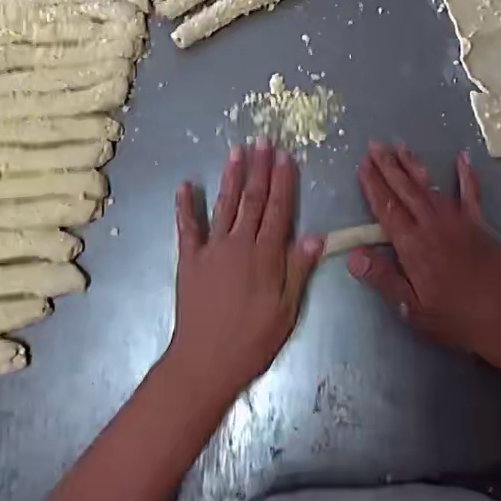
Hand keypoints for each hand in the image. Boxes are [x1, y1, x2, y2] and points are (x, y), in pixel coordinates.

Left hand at [166, 141, 321, 398]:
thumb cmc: (253, 340)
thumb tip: (315, 235)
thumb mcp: (286, 311)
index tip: (286, 156)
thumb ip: (298, 270)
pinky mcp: (189, 257)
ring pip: (225, 204)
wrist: (206, 360)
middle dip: (259, 168)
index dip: (283, 182)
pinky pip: (187, 226)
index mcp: (265, 256)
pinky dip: (185, 205)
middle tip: (263, 140)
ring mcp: (212, 248)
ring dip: (231, 176)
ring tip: (236, 150)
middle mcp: (239, 243)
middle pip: (253, 199)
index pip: (278, 210)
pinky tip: (185, 185)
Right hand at [350, 142, 500, 354]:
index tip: (363, 165)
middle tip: (374, 145)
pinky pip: (470, 193)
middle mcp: (430, 224)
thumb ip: (383, 278)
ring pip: (429, 186)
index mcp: (412, 244)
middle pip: (404, 189)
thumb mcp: (411, 307)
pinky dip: (466, 175)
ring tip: (399, 145)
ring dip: (413, 164)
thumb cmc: (453, 315)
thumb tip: (354, 255)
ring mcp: (456, 220)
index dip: (373, 184)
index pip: (386, 207)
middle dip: (387, 165)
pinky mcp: (478, 223)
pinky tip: (462, 157)